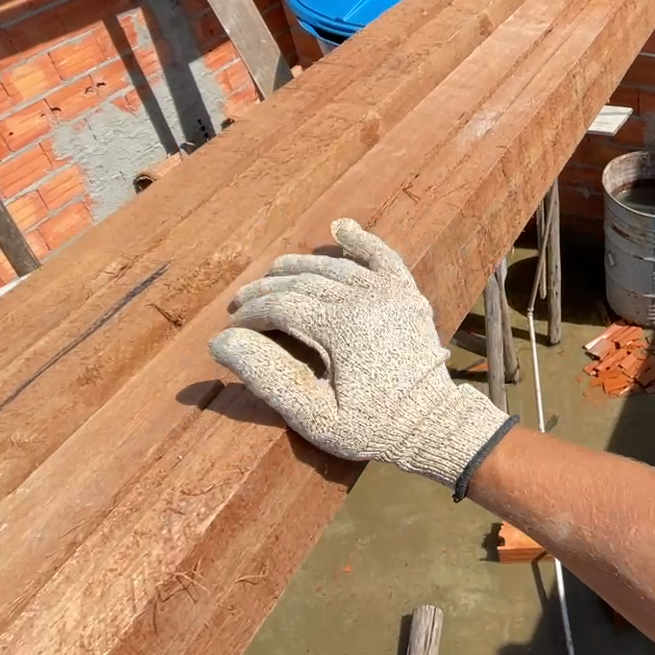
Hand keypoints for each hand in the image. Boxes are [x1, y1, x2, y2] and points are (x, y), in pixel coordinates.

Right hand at [208, 219, 515, 497]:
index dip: (251, 315)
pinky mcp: (410, 297)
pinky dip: (363, 242)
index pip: (282, 306)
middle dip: (267, 290)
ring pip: (337, 267)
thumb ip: (268, 376)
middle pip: (305, 281)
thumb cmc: (372, 427)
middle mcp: (369, 299)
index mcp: (343, 326)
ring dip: (301, 266)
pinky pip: (385, 259)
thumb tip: (223, 339)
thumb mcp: (314, 415)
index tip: (231, 329)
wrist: (431, 423)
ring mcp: (393, 294)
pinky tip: (342, 227)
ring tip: (273, 275)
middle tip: (241, 303)